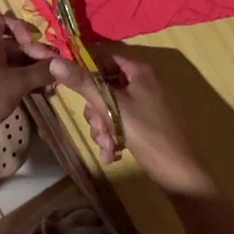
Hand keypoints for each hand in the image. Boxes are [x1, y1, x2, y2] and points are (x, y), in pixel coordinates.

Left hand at [0, 15, 58, 145]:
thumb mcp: (16, 82)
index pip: (4, 20)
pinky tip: (40, 92)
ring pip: (12, 62)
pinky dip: (22, 81)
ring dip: (31, 70)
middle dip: (33, 55)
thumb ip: (39, 72)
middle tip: (54, 69)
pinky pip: (7, 77)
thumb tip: (61, 65)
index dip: (21, 29)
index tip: (33, 45)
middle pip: (13, 44)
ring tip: (52, 83)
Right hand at [52, 53, 212, 195]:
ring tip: (107, 146)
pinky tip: (111, 153)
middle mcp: (142, 83)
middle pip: (104, 87)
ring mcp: (144, 104)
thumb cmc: (147, 133)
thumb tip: (54, 61)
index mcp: (139, 71)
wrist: (178, 174)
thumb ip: (83, 83)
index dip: (87, 72)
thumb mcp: (112, 107)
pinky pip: (118, 122)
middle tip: (99, 128)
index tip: (74, 89)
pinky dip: (112, 136)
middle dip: (96, 111)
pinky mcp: (144, 124)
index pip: (104, 59)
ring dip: (102, 128)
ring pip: (108, 108)